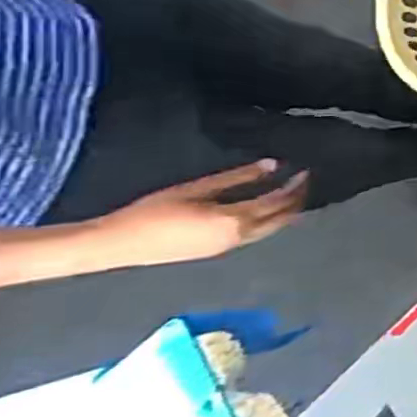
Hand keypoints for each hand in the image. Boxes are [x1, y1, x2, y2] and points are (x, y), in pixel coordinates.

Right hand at [96, 160, 308, 266]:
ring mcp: (227, 248)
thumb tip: (274, 164)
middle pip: (281, 218)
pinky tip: (268, 211)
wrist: (112, 245)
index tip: (305, 171)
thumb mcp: (197, 189)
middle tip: (304, 182)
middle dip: (297, 200)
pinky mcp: (216, 252)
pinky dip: (270, 222)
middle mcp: (238, 237)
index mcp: (235, 220)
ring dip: (286, 212)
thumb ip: (238, 178)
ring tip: (292, 194)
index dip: (295, 186)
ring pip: (270, 230)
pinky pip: (256, 235)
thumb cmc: (152, 212)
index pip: (279, 201)